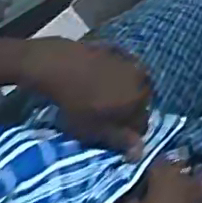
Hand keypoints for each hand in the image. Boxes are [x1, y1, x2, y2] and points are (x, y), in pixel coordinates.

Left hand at [18, 38, 150, 153]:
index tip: (109, 134)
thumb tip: (141, 154)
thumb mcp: (96, 131)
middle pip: (139, 102)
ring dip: (121, 92)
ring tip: (99, 96)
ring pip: (131, 84)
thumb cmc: (77, 104)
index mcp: (140, 99)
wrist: (59, 65)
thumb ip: (121, 141)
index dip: (126, 134)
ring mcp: (130, 60)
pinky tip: (95, 78)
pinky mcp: (117, 48)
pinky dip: (113, 74)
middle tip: (103, 116)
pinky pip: (120, 68)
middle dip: (127, 111)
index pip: (141, 125)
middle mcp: (142, 78)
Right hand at [107, 160, 201, 202]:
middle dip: (166, 180)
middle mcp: (191, 185)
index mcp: (170, 176)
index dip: (145, 171)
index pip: (157, 161)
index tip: (135, 182)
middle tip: (149, 195)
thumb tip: (142, 192)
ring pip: (190, 190)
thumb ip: (133, 197)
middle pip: (178, 173)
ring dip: (178, 196)